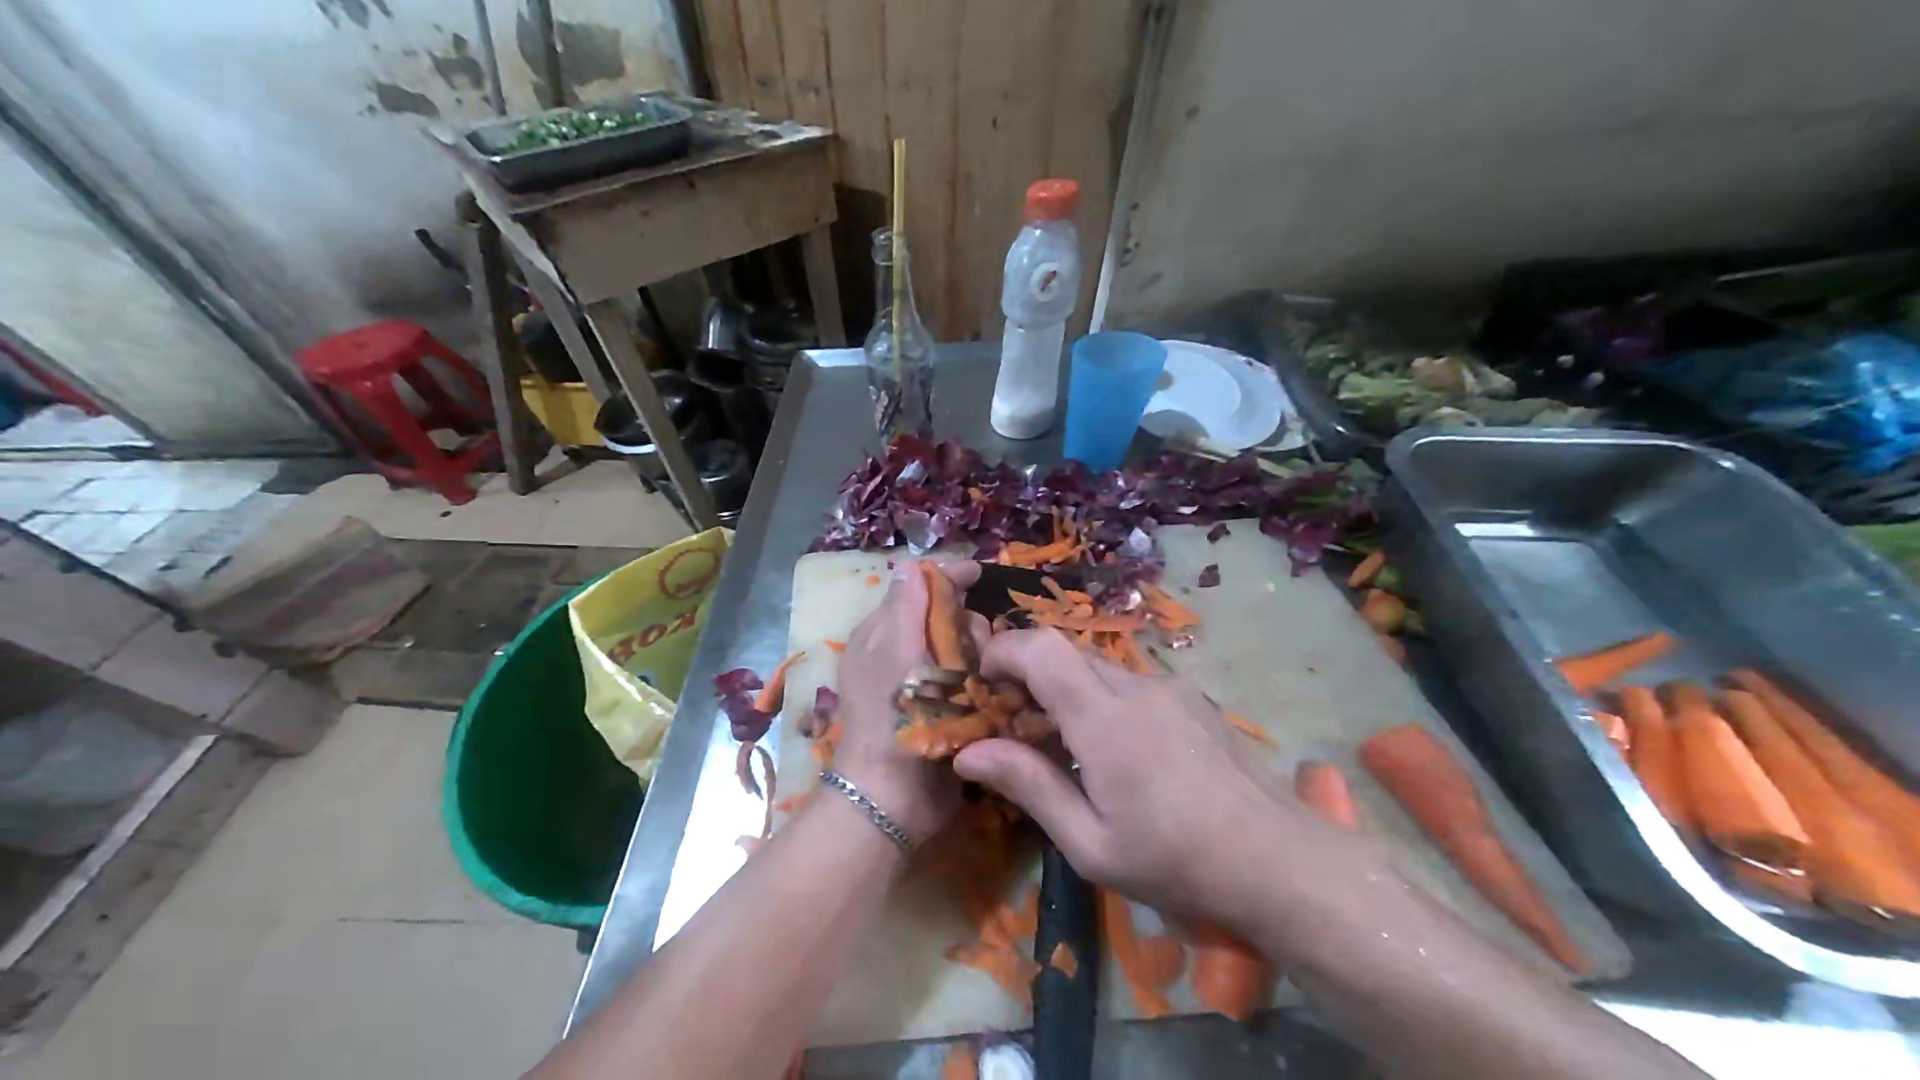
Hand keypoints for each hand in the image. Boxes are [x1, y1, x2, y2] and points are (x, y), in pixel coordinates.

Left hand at [832, 559, 985, 843]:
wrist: (892, 795)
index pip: (920, 589)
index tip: (980, 574)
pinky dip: (986, 682)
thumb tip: (912, 565)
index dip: (950, 578)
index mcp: (884, 633)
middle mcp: (904, 653)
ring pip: (969, 649)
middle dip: (969, 627)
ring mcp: (926, 685)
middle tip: (972, 654)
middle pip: (951, 618)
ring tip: (982, 681)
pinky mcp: (946, 713)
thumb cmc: (891, 713)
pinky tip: (993, 694)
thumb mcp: (893, 648)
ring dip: (981, 657)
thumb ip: (904, 603)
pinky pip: (976, 681)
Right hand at [952, 628, 1390, 935]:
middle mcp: (1138, 688)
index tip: (980, 680)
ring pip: (1098, 666)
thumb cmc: (1178, 864)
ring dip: (1065, 686)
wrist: (1283, 864)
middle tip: (1011, 718)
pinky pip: (1130, 682)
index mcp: (1107, 722)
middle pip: (1066, 651)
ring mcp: (1172, 689)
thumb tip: (967, 754)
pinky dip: (1101, 697)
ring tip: (1060, 740)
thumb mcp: (1091, 844)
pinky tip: (1112, 747)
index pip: (1041, 650)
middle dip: (1028, 671)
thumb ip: (1029, 787)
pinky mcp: (1193, 699)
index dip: (1002, 651)